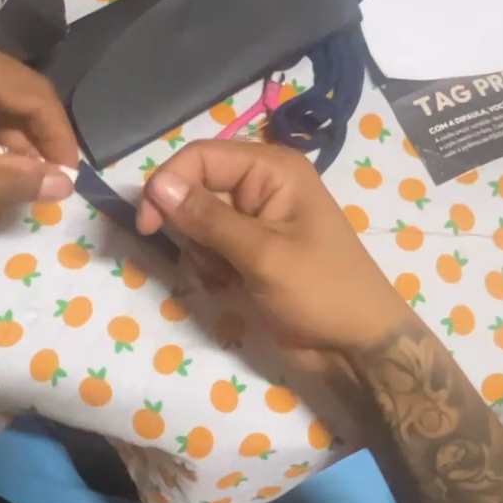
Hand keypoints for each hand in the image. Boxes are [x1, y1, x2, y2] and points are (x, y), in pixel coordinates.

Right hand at [135, 141, 413, 354]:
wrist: (355, 346)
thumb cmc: (321, 292)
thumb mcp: (262, 254)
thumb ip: (208, 218)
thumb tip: (156, 185)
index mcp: (272, 170)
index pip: (200, 156)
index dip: (167, 184)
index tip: (147, 226)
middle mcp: (261, 185)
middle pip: (194, 187)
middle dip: (188, 227)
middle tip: (206, 262)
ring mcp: (255, 220)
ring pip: (195, 221)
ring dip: (199, 253)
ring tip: (225, 279)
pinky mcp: (249, 250)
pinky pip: (207, 246)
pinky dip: (208, 268)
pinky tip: (229, 287)